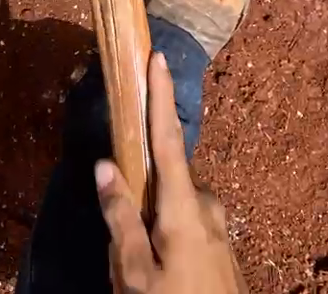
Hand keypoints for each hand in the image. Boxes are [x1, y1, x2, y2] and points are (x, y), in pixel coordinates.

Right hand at [94, 54, 246, 293]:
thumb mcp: (135, 276)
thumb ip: (121, 219)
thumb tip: (105, 165)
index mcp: (184, 206)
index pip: (167, 138)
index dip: (160, 95)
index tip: (157, 55)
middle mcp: (207, 206)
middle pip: (163, 182)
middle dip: (138, 198)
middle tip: (122, 252)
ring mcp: (219, 227)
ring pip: (172, 210)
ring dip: (151, 229)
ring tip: (139, 278)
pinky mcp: (222, 247)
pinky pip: (185, 229)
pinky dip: (166, 242)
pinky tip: (161, 281)